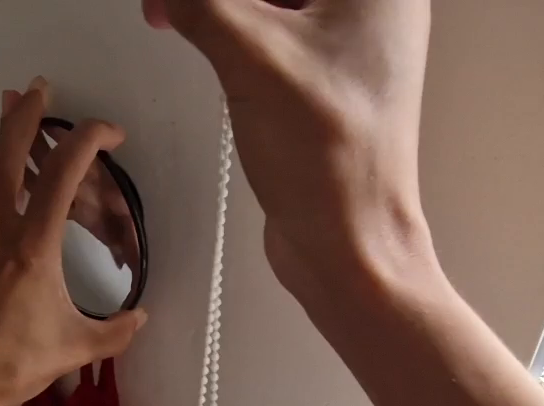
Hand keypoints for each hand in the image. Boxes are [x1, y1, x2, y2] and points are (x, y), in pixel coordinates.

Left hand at [0, 78, 148, 405]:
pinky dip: (6, 202)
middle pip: (6, 154)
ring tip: (31, 143)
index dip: (89, 139)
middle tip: (38, 88)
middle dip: (25, 115)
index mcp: (30, 247)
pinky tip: (22, 225)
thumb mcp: (73, 350)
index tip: (111, 134)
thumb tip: (140, 319)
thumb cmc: (11, 366)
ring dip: (13, 156)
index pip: (61, 172)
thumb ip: (114, 333)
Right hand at [143, 0, 435, 294]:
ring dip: (227, 11)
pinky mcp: (327, 87)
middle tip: (170, 4)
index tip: (177, 0)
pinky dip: (241, 37)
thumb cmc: (332, 163)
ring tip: (181, 16)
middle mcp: (373, 6)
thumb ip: (204, 4)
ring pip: (279, 6)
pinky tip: (216, 50)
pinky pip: (280, 40)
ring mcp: (352, 49)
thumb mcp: (253, 60)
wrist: (347, 243)